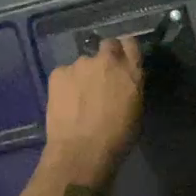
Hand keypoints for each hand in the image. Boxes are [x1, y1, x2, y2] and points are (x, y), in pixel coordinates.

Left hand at [43, 37, 144, 171]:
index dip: (125, 51)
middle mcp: (107, 60)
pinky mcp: (58, 73)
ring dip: (84, 74)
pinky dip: (66, 84)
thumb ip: (131, 87)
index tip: (122, 60)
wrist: (81, 152)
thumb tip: (123, 83)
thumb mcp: (136, 110)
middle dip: (106, 56)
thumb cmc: (117, 139)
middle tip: (101, 77)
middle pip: (107, 45)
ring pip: (83, 63)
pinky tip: (65, 102)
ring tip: (78, 97)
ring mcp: (81, 64)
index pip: (131, 43)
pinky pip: (64, 73)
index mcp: (131, 71)